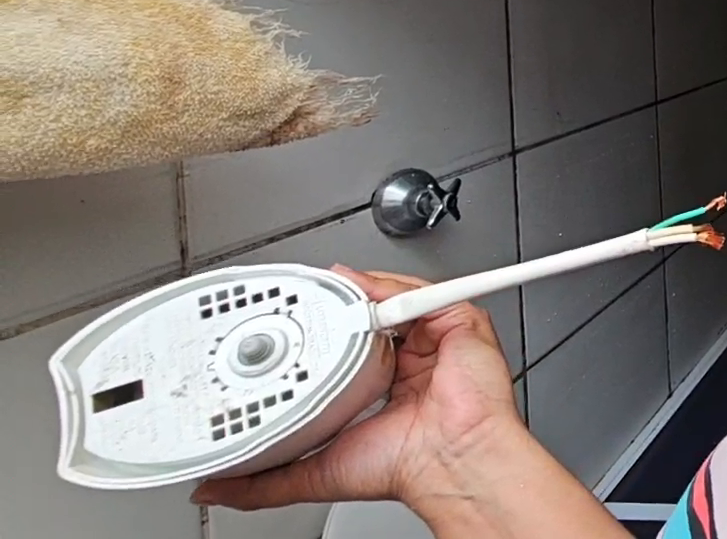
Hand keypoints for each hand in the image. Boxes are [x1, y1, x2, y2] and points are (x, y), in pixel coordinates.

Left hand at [194, 267, 525, 512]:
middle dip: (345, 305)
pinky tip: (372, 291)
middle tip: (311, 302)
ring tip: (336, 290)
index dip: (328, 334)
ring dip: (367, 290)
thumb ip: (264, 481)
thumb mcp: (316, 472)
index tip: (298, 330)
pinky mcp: (462, 322)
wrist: (449, 458)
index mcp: (389, 384)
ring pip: (401, 298)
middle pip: (378, 315)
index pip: (355, 347)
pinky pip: (430, 294)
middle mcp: (416, 356)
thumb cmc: (404, 466)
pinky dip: (399, 288)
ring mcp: (439, 337)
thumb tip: (215, 487)